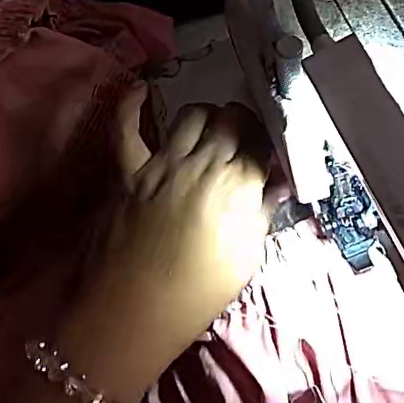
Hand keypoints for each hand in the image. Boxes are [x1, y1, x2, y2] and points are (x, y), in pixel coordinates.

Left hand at [59, 90, 271, 402]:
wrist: (133, 314)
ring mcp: (163, 164)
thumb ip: (263, 213)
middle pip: (232, 121)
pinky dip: (131, 105)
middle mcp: (203, 165)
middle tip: (244, 139)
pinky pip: (126, 127)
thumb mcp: (247, 258)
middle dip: (244, 124)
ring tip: (211, 129)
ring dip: (208, 116)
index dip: (269, 146)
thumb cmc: (197, 293)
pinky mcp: (129, 171)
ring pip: (192, 115)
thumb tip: (276, 185)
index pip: (262, 146)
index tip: (268, 154)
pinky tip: (142, 88)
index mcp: (238, 187)